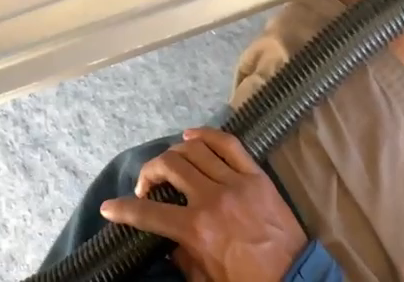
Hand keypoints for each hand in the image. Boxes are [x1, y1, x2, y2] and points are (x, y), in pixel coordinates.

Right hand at [99, 128, 307, 281]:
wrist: (295, 280)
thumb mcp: (207, 280)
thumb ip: (182, 257)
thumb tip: (168, 240)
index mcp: (197, 230)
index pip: (149, 214)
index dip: (123, 210)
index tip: (108, 208)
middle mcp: (212, 199)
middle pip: (169, 167)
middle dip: (149, 173)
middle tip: (146, 187)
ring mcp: (235, 181)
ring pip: (193, 151)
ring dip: (173, 154)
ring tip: (168, 165)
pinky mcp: (255, 174)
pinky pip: (227, 143)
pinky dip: (205, 135)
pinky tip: (191, 137)